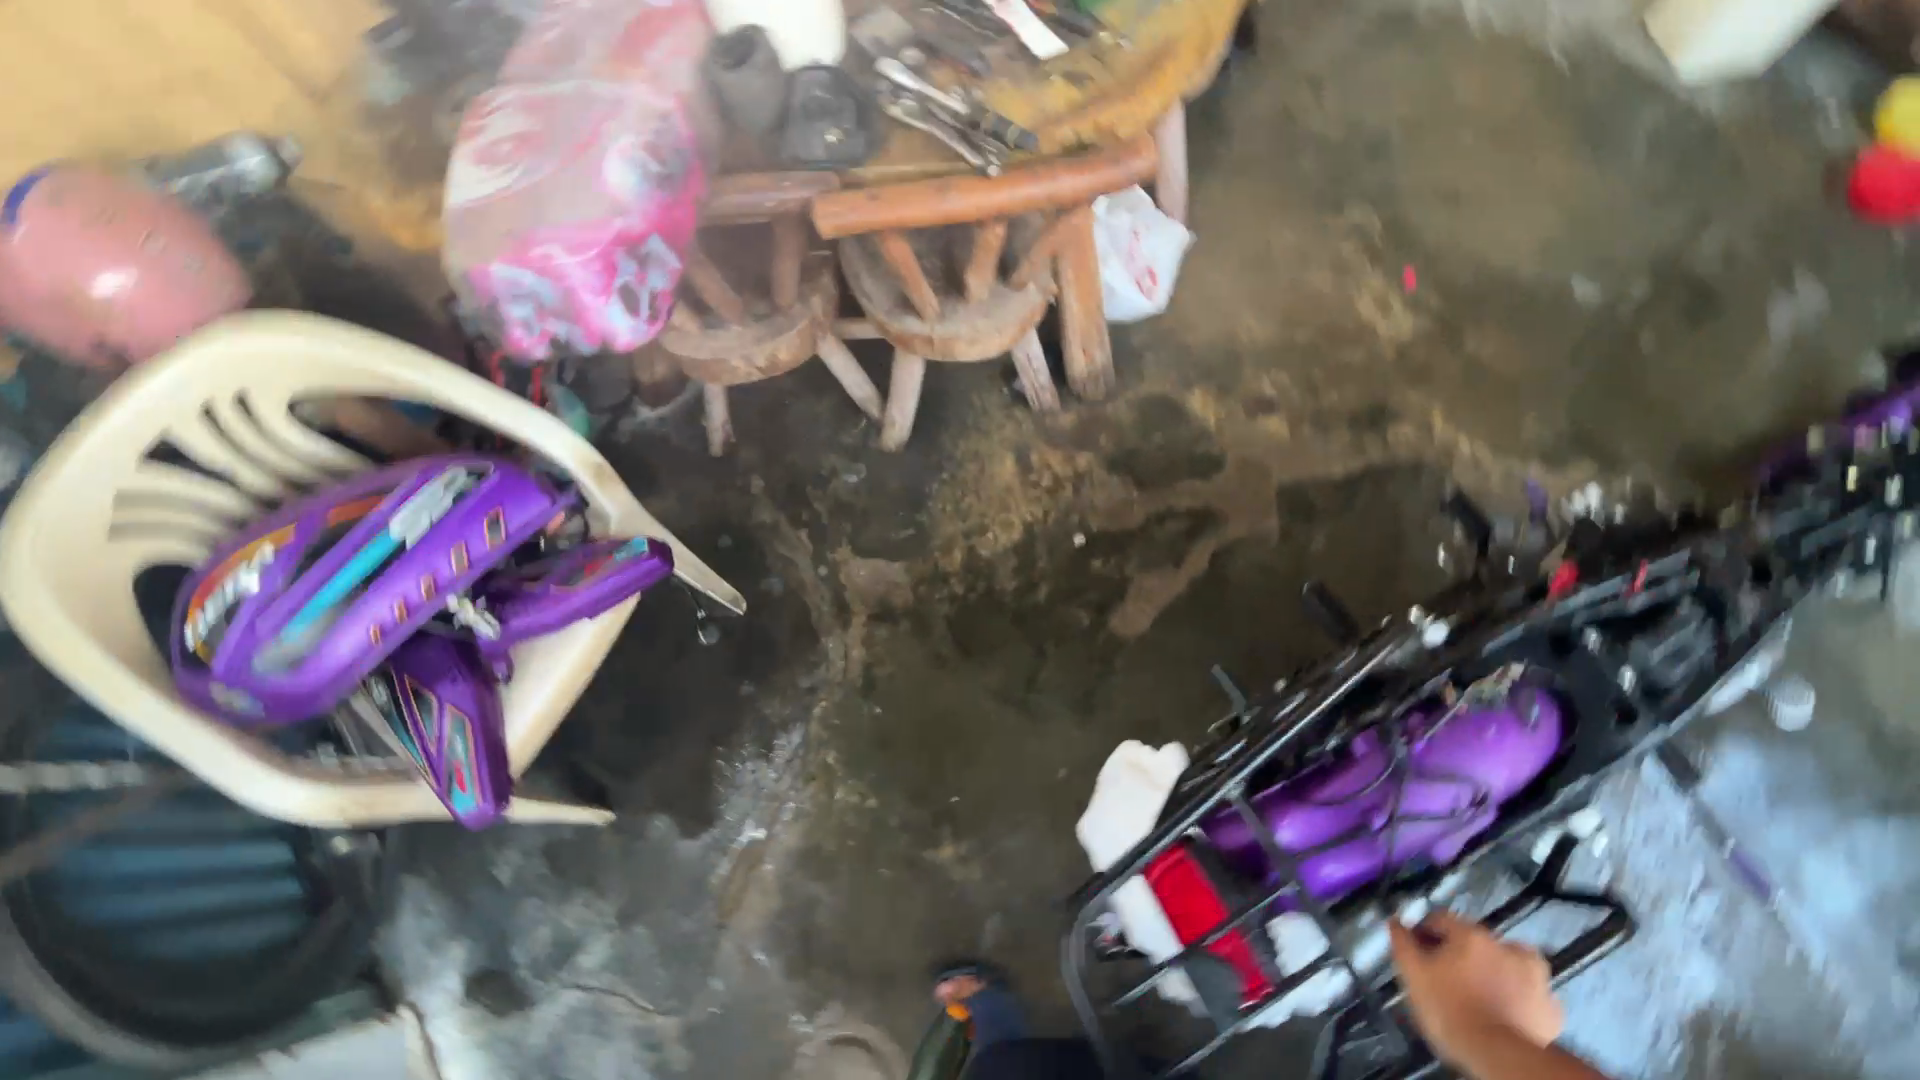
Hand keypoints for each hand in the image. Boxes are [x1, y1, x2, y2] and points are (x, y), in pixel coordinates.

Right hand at [1388, 911, 1563, 1068]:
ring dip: (1492, 970)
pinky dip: (1517, 997)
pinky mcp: (1552, 1007)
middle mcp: (1507, 947)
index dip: (1423, 932)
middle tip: (1445, 976)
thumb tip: (1396, 922)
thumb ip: (1402, 943)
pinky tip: (1504, 1011)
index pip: (1440, 919)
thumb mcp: (1413, 974)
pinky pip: (1528, 993)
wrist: (1500, 1057)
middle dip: (1459, 952)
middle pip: (1475, 940)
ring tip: (1478, 993)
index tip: (1416, 951)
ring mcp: (1536, 978)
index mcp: (1471, 935)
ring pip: (1507, 963)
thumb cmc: (1450, 1010)